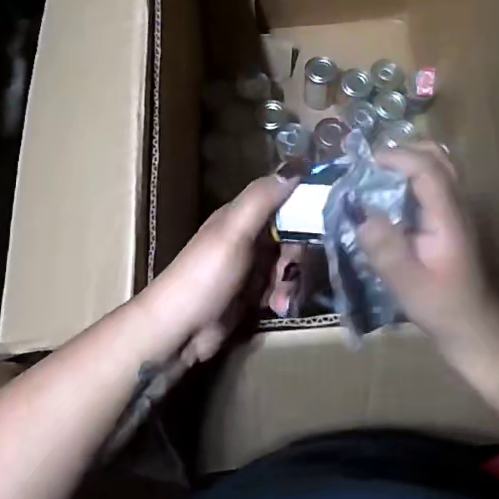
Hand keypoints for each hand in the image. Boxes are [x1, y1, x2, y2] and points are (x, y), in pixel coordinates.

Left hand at [141, 167, 299, 363]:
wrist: (178, 332)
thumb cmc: (205, 276)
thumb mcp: (234, 232)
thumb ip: (263, 199)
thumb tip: (295, 166)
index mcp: (242, 216)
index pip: (285, 201)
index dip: (304, 210)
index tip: (321, 225)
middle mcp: (249, 237)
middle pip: (293, 237)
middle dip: (299, 256)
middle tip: (290, 271)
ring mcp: (251, 267)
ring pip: (291, 265)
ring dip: (292, 282)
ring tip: (280, 298)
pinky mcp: (253, 295)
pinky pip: (282, 288)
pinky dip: (284, 298)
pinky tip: (277, 308)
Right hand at [356, 144, 498, 360]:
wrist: (475, 327)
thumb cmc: (443, 308)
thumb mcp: (409, 285)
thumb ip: (386, 250)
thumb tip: (361, 216)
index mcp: (448, 216)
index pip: (427, 170)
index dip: (397, 158)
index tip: (365, 163)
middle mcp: (455, 205)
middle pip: (436, 158)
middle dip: (402, 152)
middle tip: (368, 164)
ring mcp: (454, 211)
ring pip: (435, 168)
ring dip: (405, 163)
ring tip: (372, 176)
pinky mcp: (447, 220)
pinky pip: (429, 185)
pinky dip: (407, 178)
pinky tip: (384, 197)